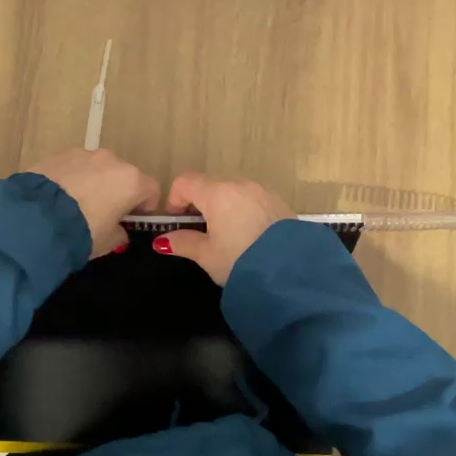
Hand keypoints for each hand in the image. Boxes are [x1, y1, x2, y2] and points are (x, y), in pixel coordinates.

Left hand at [28, 148, 159, 254]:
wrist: (36, 219)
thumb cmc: (82, 232)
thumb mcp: (108, 242)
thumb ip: (121, 234)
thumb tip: (119, 230)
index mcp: (131, 181)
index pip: (151, 190)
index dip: (145, 206)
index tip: (132, 219)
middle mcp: (111, 160)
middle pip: (123, 175)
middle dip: (117, 192)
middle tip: (102, 214)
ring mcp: (84, 154)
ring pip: (97, 168)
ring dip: (94, 182)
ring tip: (76, 204)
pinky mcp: (59, 154)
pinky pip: (74, 166)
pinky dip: (72, 178)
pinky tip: (58, 197)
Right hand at [154, 174, 293, 284]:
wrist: (291, 273)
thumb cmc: (241, 262)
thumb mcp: (208, 256)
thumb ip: (184, 243)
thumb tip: (163, 241)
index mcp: (217, 193)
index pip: (185, 181)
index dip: (174, 199)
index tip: (177, 222)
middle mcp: (240, 184)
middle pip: (209, 183)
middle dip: (198, 202)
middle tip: (199, 230)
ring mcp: (262, 190)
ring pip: (231, 189)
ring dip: (221, 205)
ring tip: (224, 233)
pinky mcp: (279, 201)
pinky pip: (251, 197)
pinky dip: (241, 208)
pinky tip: (247, 233)